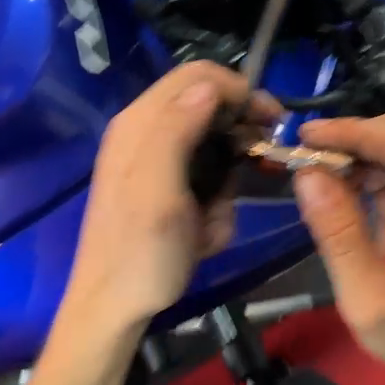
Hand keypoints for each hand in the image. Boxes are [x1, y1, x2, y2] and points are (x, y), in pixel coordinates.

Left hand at [64, 61, 278, 336]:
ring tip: (214, 221)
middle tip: (259, 172)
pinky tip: (204, 234)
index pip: (199, 75)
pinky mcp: (163, 187)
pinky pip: (205, 180)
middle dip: (236, 142)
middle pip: (209, 106)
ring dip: (226, 183)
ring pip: (213, 149)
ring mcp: (154, 160)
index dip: (240, 90)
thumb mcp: (160, 191)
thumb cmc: (140, 253)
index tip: (272, 123)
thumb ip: (178, 130)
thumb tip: (211, 86)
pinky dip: (214, 205)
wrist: (112, 309)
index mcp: (141, 123)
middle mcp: (146, 131)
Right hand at [293, 113, 384, 384]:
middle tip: (303, 152)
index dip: (357, 134)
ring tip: (314, 173)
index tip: (307, 134)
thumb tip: (306, 174)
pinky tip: (337, 188)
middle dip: (354, 140)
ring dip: (355, 155)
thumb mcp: (367, 296)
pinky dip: (363, 171)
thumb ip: (339, 233)